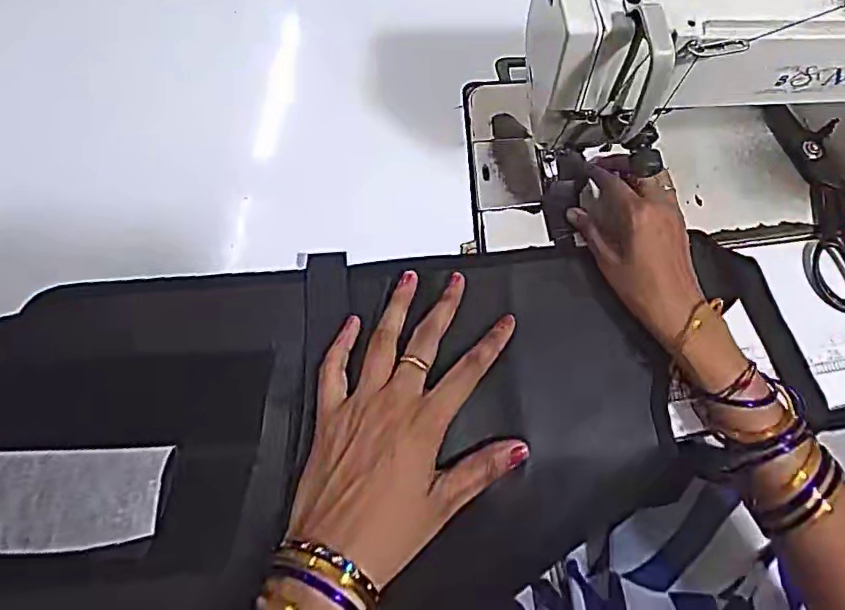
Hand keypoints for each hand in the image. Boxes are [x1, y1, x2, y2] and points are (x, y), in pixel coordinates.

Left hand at [285, 270, 525, 587]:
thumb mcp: (443, 505)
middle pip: (424, 342)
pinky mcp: (329, 416)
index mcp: (423, 424)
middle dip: (443, 307)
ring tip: (406, 282)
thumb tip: (516, 449)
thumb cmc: (383, 536)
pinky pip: (333, 369)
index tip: (504, 323)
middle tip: (454, 283)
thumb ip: (482, 469)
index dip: (491, 343)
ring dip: (396, 308)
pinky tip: (351, 323)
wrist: (328, 561)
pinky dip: (341, 343)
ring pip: (380, 343)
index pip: (468, 371)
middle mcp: (392, 405)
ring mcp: (359, 405)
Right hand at [565, 156, 703, 350]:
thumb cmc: (648, 293)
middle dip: (620, 163)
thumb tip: (577, 216)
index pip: (614, 180)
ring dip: (637, 171)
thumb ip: (590, 232)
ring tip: (620, 178)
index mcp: (639, 213)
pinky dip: (649, 185)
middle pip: (639, 167)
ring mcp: (672, 212)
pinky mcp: (679, 221)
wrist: (678, 309)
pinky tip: (637, 199)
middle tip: (604, 167)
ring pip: (656, 175)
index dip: (598, 172)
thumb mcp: (608, 261)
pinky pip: (664, 191)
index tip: (588, 171)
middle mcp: (659, 207)